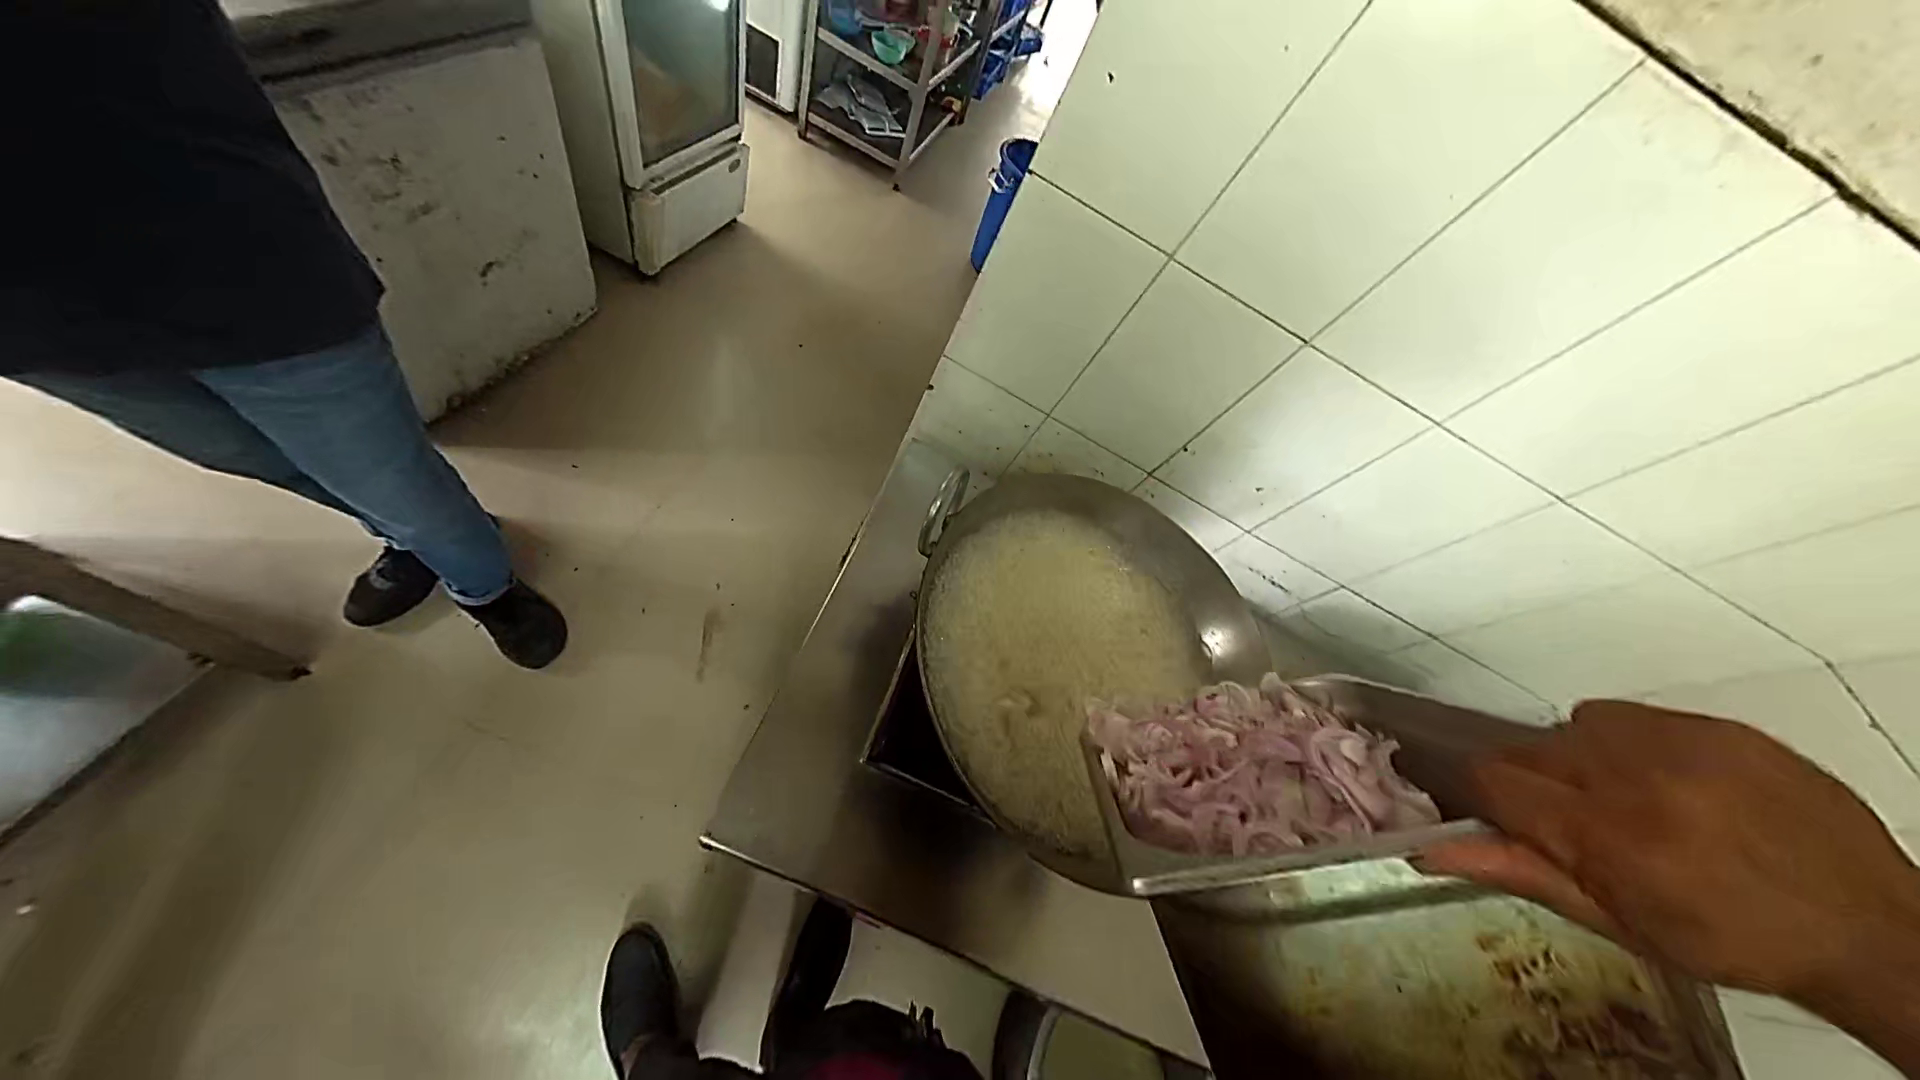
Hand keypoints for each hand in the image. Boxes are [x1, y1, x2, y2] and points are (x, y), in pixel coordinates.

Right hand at [1417, 700, 1919, 1002]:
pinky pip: (1620, 714)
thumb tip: (1426, 849)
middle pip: (1525, 749)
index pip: (1489, 779)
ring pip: (1567, 727)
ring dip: (1572, 758)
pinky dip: (1620, 741)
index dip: (1472, 788)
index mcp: (1606, 836)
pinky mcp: (1717, 728)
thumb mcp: (1615, 921)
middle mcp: (1634, 780)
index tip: (1477, 801)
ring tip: (1618, 797)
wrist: (1876, 935)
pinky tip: (1661, 779)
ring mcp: (1681, 747)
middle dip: (1529, 780)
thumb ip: (1515, 871)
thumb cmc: (1732, 941)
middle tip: (1567, 816)